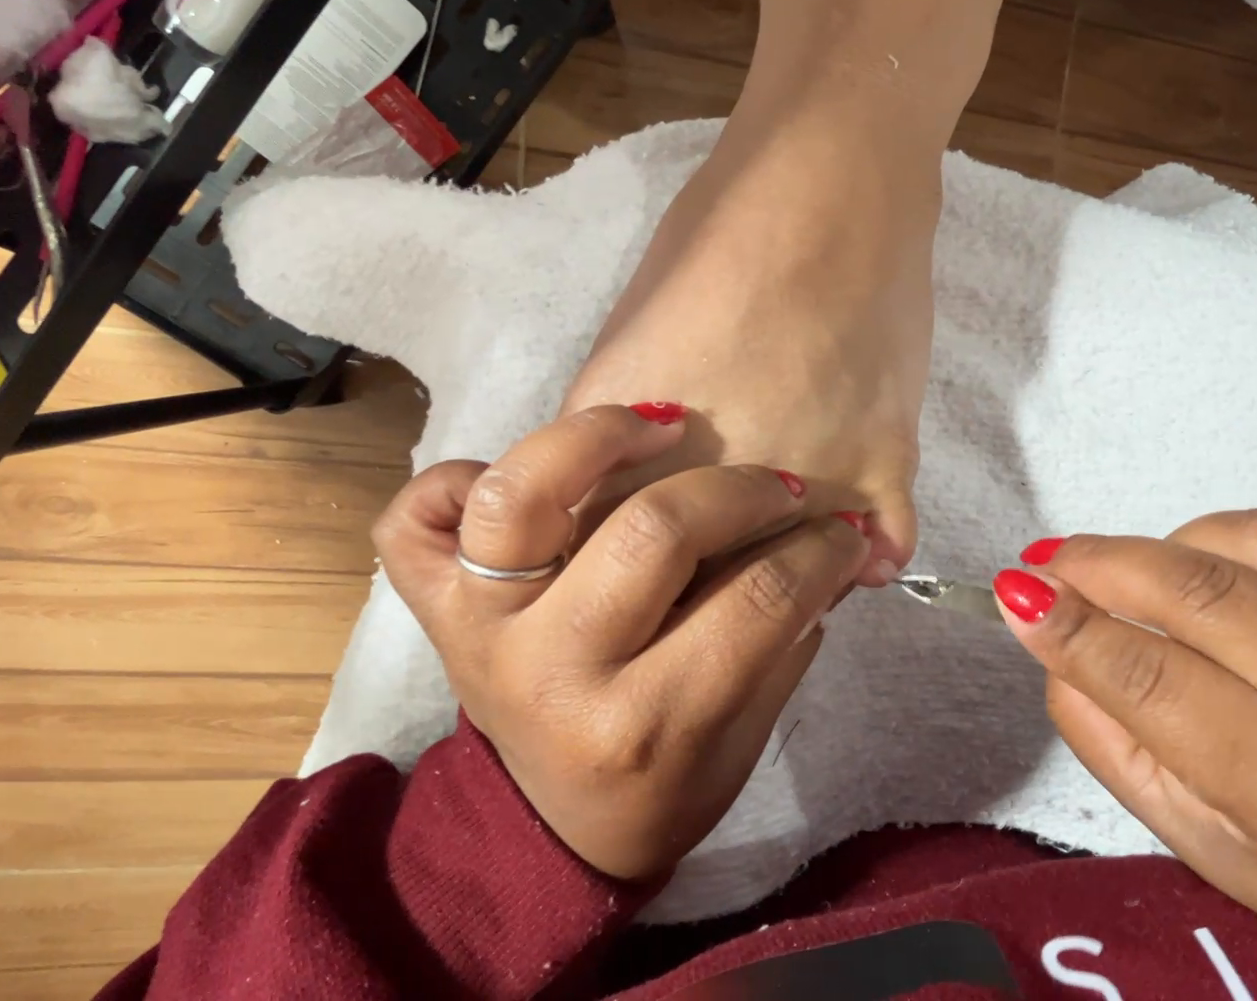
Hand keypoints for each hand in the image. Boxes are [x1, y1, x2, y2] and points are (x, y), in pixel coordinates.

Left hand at [373, 404, 870, 879]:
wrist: (562, 831)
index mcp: (647, 724)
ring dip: (602, 436)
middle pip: (656, 532)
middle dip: (746, 491)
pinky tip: (536, 476)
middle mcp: (553, 674)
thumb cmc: (672, 783)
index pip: (760, 601)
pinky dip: (458, 479)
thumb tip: (837, 546)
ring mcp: (480, 634)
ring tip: (664, 423)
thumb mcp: (748, 728)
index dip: (821, 550)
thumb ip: (791, 634)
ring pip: (522, 495)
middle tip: (782, 487)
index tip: (842, 531)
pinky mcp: (437, 614)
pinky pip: (414, 522)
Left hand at [558, 117, 936, 586]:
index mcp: (628, 457)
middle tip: (729, 584)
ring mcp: (805, 483)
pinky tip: (861, 540)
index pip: (611, 573)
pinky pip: (876, 553)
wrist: (825, 184)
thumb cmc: (713, 241)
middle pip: (702, 599)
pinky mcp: (886, 465)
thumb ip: (608, 449)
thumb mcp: (625, 347)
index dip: (635, 592)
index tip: (655, 589)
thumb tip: (618, 518)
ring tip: (798, 560)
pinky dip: (866, 556)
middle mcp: (710, 486)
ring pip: (794, 594)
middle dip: (710, 605)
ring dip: (793, 589)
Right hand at [996, 511, 1256, 947]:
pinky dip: (1237, 549)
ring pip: (1253, 539)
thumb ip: (1103, 731)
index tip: (1014, 589)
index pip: (1161, 686)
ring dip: (1171, 546)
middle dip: (1106, 563)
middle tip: (1052, 560)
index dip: (1076, 629)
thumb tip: (1044, 623)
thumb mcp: (1187, 831)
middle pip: (1205, 595)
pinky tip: (1233, 589)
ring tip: (1146, 580)